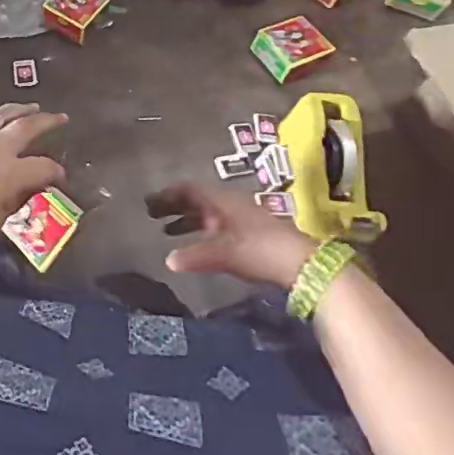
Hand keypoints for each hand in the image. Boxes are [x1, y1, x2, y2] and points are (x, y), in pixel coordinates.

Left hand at [0, 104, 67, 272]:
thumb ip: (16, 202)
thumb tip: (29, 189)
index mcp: (6, 173)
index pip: (42, 166)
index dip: (56, 173)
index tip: (60, 179)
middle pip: (25, 127)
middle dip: (46, 121)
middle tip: (60, 118)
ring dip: (17, 110)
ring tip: (30, 108)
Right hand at [147, 183, 318, 286]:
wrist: (303, 264)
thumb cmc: (261, 251)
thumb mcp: (225, 254)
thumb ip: (196, 256)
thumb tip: (168, 261)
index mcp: (223, 201)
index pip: (190, 191)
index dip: (169, 195)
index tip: (150, 202)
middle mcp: (231, 205)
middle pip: (197, 200)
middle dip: (174, 206)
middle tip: (152, 214)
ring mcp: (242, 218)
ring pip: (208, 213)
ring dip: (187, 219)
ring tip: (166, 230)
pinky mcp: (250, 233)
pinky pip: (217, 225)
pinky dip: (201, 230)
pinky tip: (196, 243)